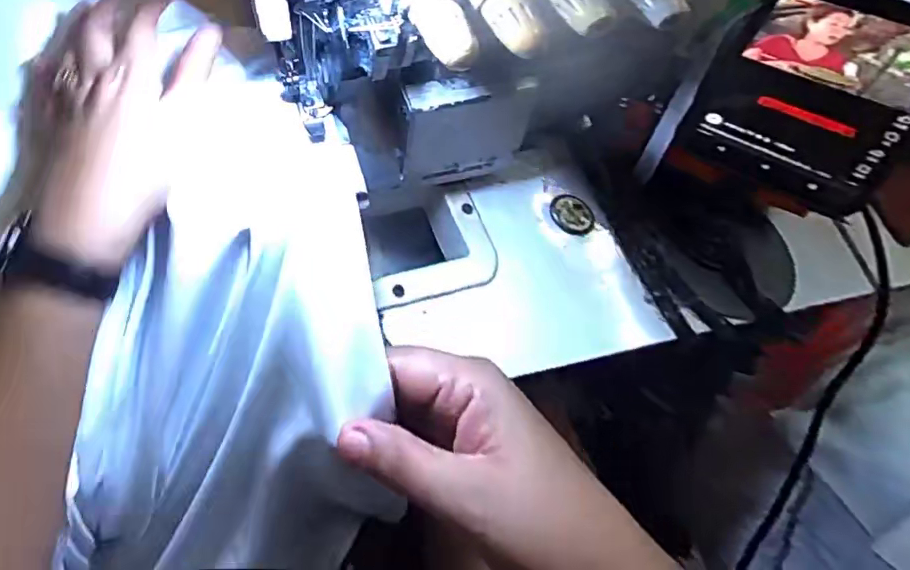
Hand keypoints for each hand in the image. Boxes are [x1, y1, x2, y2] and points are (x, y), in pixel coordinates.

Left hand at [28, 0, 222, 272]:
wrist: (83, 226)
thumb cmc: (143, 175)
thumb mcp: (181, 123)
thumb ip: (193, 74)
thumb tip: (210, 29)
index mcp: (129, 77)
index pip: (139, 28)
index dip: (151, 7)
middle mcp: (92, 79)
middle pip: (94, 32)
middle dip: (106, 8)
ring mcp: (64, 102)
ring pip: (65, 51)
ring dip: (74, 26)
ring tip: (81, 11)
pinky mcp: (46, 125)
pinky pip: (41, 86)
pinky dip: (44, 66)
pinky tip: (42, 62)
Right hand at [337, 347, 675, 569]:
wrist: (597, 560)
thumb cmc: (541, 518)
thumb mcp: (467, 492)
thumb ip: (402, 460)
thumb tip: (342, 430)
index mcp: (469, 377)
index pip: (398, 360)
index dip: (356, 378)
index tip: (313, 402)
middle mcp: (465, 385)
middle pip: (398, 381)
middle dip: (360, 404)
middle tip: (313, 429)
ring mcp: (465, 414)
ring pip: (404, 409)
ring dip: (373, 428)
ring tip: (326, 445)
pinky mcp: (464, 444)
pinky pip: (417, 434)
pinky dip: (392, 448)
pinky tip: (362, 463)